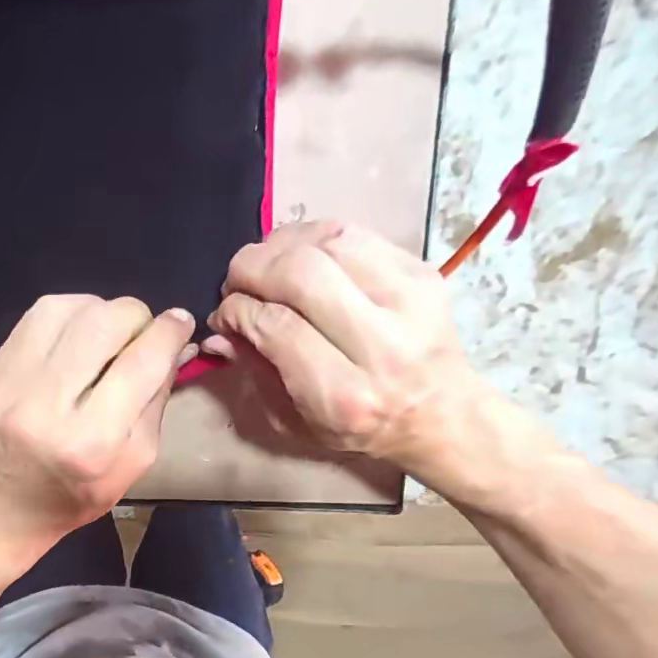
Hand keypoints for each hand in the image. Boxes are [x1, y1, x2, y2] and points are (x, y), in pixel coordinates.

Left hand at [0, 295, 196, 555]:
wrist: (11, 505)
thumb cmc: (82, 491)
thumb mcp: (138, 459)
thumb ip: (158, 397)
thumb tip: (176, 341)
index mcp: (91, 441)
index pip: (139, 364)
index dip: (169, 332)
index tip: (182, 321)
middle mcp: (46, 407)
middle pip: (101, 323)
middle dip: (135, 316)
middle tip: (141, 333)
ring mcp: (11, 384)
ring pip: (67, 308)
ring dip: (100, 310)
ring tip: (107, 334)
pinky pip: (37, 315)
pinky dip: (68, 314)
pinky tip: (76, 335)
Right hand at [202, 222, 488, 481]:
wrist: (439, 412)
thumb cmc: (355, 425)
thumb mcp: (293, 420)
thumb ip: (254, 370)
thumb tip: (218, 328)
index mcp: (343, 393)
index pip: (276, 326)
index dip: (237, 310)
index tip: (224, 314)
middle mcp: (382, 344)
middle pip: (301, 275)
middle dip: (251, 269)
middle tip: (235, 282)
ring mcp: (409, 300)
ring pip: (327, 243)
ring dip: (278, 246)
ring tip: (261, 264)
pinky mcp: (421, 271)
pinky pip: (353, 232)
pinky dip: (310, 234)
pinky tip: (293, 251)